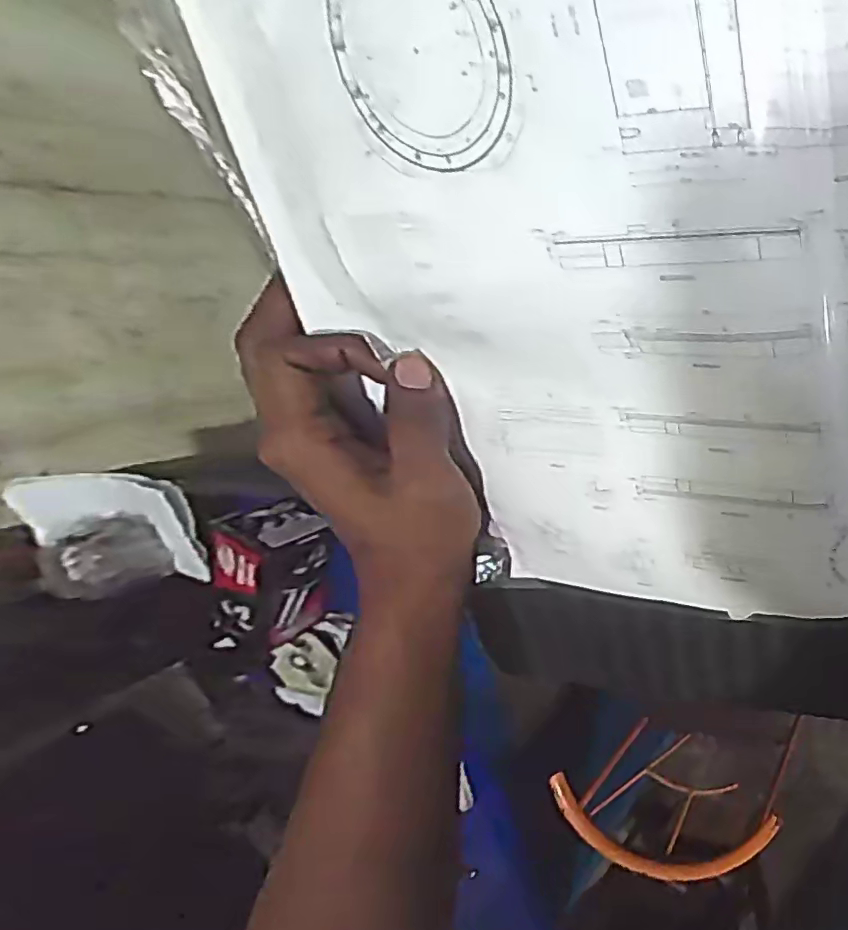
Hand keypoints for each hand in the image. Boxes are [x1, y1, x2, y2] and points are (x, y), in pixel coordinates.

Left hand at [235, 274, 480, 602]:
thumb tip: (409, 362)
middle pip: (267, 353)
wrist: (418, 580)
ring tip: (365, 311)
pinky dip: (349, 366)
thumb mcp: (428, 478)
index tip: (393, 362)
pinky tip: (387, 360)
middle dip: (293, 312)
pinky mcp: (341, 444)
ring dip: (322, 336)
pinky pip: (329, 390)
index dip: (332, 344)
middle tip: (334, 279)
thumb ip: (416, 419)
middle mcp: (292, 431)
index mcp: (300, 438)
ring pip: (294, 369)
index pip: (281, 358)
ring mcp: (314, 438)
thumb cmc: (422, 535)